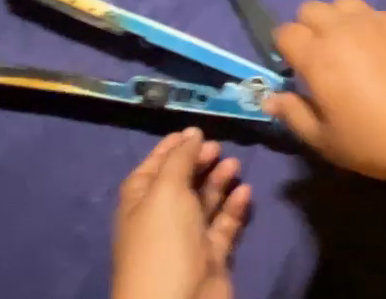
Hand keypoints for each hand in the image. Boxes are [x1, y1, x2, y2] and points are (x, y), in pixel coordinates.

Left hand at [111, 129, 251, 298]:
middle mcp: (162, 219)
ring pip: (205, 201)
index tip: (195, 129)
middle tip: (219, 146)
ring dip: (219, 180)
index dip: (171, 148)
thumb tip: (192, 132)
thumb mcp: (166, 191)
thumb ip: (180, 159)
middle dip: (199, 161)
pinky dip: (234, 206)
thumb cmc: (163, 242)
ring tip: (235, 165)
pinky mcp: (211, 256)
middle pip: (182, 182)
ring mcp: (187, 239)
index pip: (153, 167)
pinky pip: (224, 225)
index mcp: (140, 203)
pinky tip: (245, 191)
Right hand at [267, 0, 385, 180]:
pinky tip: (380, 50)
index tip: (292, 66)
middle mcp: (343, 28)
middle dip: (307, 26)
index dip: (284, 47)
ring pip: (344, 3)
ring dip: (338, 19)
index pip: (286, 32)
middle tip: (318, 56)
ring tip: (349, 47)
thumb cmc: (377, 139)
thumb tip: (271, 97)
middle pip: (312, 8)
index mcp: (317, 55)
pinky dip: (368, 24)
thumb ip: (295, 115)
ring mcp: (376, 19)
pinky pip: (374, 12)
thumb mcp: (327, 140)